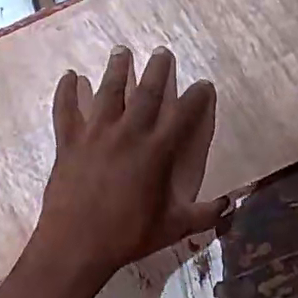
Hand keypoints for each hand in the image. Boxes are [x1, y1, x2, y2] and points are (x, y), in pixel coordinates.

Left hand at [26, 46, 225, 293]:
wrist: (75, 246)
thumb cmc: (128, 236)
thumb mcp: (173, 227)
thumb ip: (204, 214)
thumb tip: (231, 205)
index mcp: (157, 152)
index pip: (183, 114)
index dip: (197, 96)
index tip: (204, 83)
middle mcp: (129, 134)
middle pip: (147, 92)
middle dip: (158, 69)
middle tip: (162, 51)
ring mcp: (96, 135)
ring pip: (108, 93)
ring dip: (117, 70)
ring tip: (121, 50)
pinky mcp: (69, 143)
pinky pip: (66, 111)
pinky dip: (66, 92)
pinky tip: (68, 76)